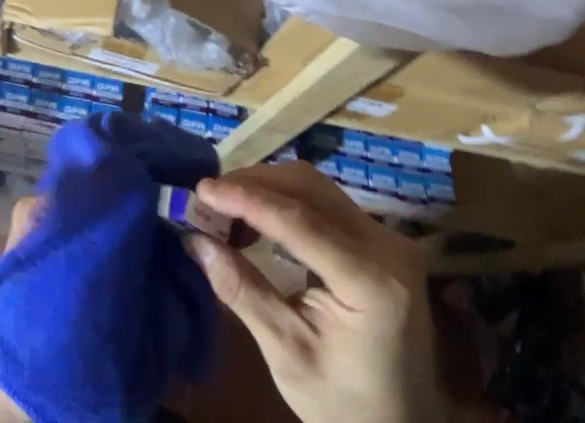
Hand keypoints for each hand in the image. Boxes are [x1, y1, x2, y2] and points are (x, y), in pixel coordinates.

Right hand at [182, 163, 440, 422]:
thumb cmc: (342, 400)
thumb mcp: (286, 353)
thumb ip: (243, 291)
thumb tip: (194, 239)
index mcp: (371, 283)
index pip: (299, 221)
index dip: (246, 199)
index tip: (201, 189)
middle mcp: (389, 247)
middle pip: (309, 189)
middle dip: (252, 185)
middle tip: (206, 199)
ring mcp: (390, 240)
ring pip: (316, 187)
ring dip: (266, 189)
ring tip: (224, 209)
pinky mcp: (381, 240)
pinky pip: (326, 202)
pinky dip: (284, 201)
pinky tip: (256, 218)